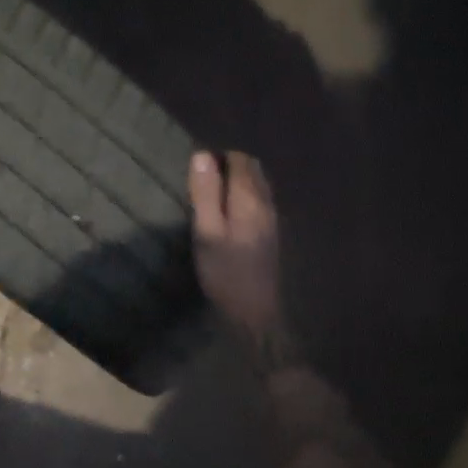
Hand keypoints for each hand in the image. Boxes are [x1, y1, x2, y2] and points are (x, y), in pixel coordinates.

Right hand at [188, 150, 282, 339]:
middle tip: (201, 176)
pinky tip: (226, 212)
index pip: (240, 159)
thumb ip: (206, 193)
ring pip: (257, 185)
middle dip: (229, 164)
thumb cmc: (225, 272)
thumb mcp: (207, 232)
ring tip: (210, 191)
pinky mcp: (269, 234)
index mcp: (250, 198)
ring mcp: (271, 219)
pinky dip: (241, 196)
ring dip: (236, 180)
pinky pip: (257, 201)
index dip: (218, 155)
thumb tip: (201, 154)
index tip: (196, 163)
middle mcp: (266, 203)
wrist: (254, 312)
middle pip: (252, 169)